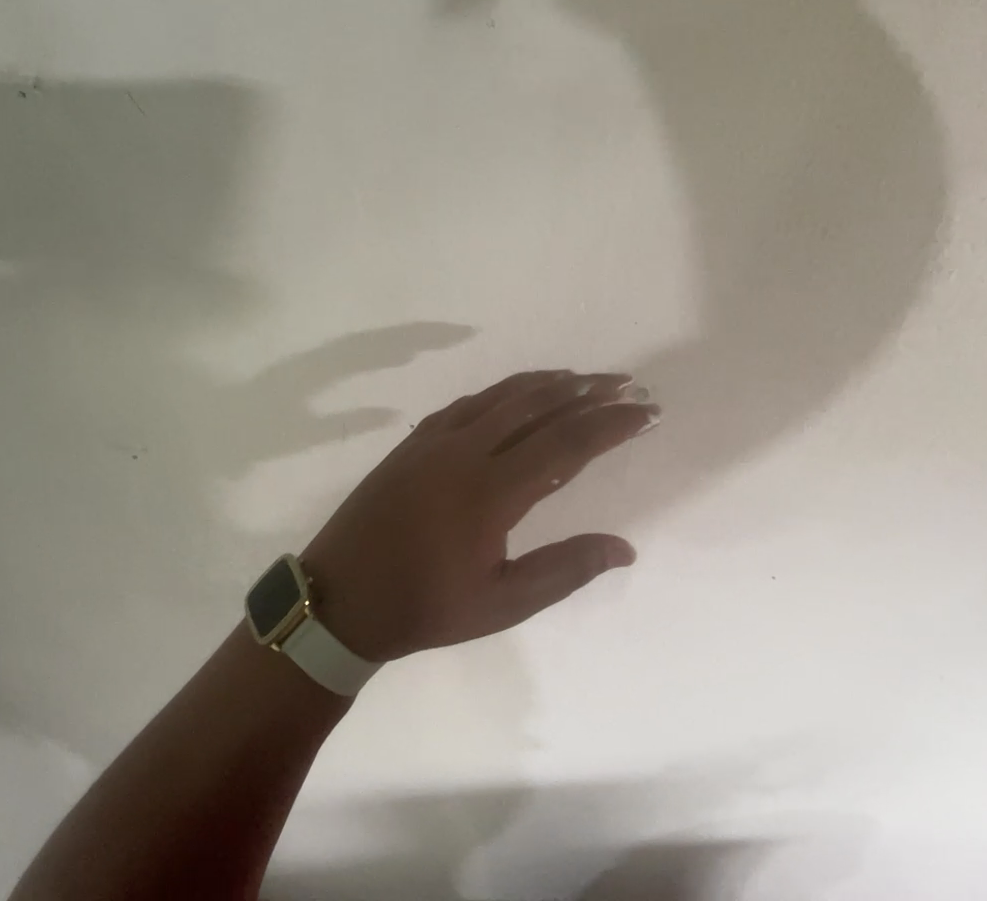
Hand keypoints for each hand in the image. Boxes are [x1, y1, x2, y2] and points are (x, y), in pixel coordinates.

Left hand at [298, 370, 659, 662]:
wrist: (340, 597)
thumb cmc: (424, 607)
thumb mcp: (501, 603)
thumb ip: (564, 570)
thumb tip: (624, 548)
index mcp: (491, 491)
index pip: (566, 445)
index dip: (610, 425)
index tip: (646, 412)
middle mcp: (464, 453)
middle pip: (537, 407)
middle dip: (586, 393)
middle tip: (626, 385)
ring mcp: (433, 443)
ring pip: (499, 397)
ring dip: (545, 384)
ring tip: (582, 379)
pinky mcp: (411, 445)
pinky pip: (466, 404)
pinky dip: (500, 393)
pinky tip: (514, 396)